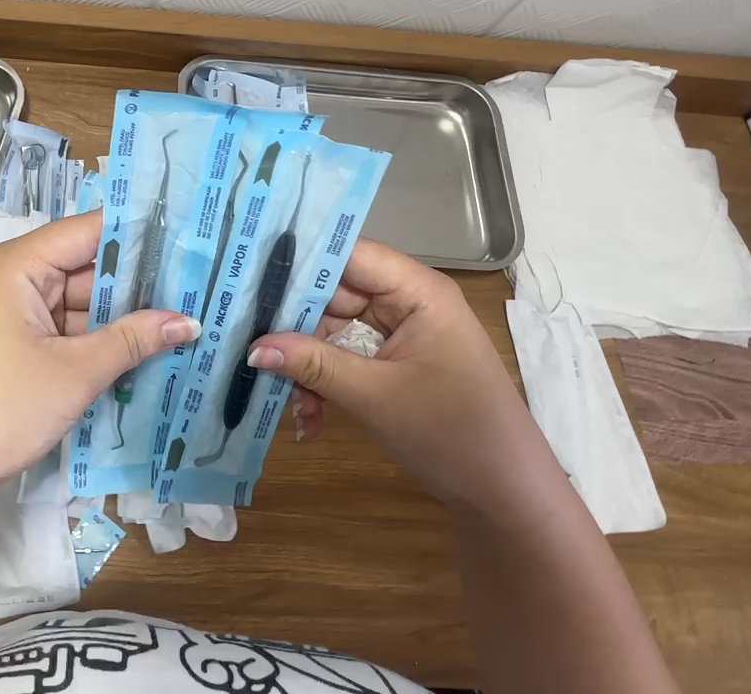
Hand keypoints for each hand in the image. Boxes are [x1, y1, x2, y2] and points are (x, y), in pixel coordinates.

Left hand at [0, 210, 199, 494]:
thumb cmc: (2, 407)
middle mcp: (18, 277)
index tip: (190, 232)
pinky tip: (149, 343)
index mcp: (20, 265)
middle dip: (139, 278)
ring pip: (82, 300)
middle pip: (87, 265)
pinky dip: (103, 337)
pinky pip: (70, 327)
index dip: (138, 231)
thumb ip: (134, 340)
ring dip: (125, 313)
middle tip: (200, 280)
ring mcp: (19, 311)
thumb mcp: (76, 372)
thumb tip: (190, 321)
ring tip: (188, 310)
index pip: (89, 231)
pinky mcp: (21, 342)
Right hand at [245, 237, 542, 509]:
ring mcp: (400, 333)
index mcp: (417, 291)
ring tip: (280, 395)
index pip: (349, 254)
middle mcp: (407, 302)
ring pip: (332, 329)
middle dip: (292, 322)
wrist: (506, 496)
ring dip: (305, 363)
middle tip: (243, 337)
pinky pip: (344, 357)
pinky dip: (323, 382)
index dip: (300, 259)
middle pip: (334, 292)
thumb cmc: (453, 434)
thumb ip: (313, 365)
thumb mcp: (376, 397)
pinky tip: (308, 418)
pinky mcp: (393, 363)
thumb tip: (253, 347)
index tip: (247, 268)